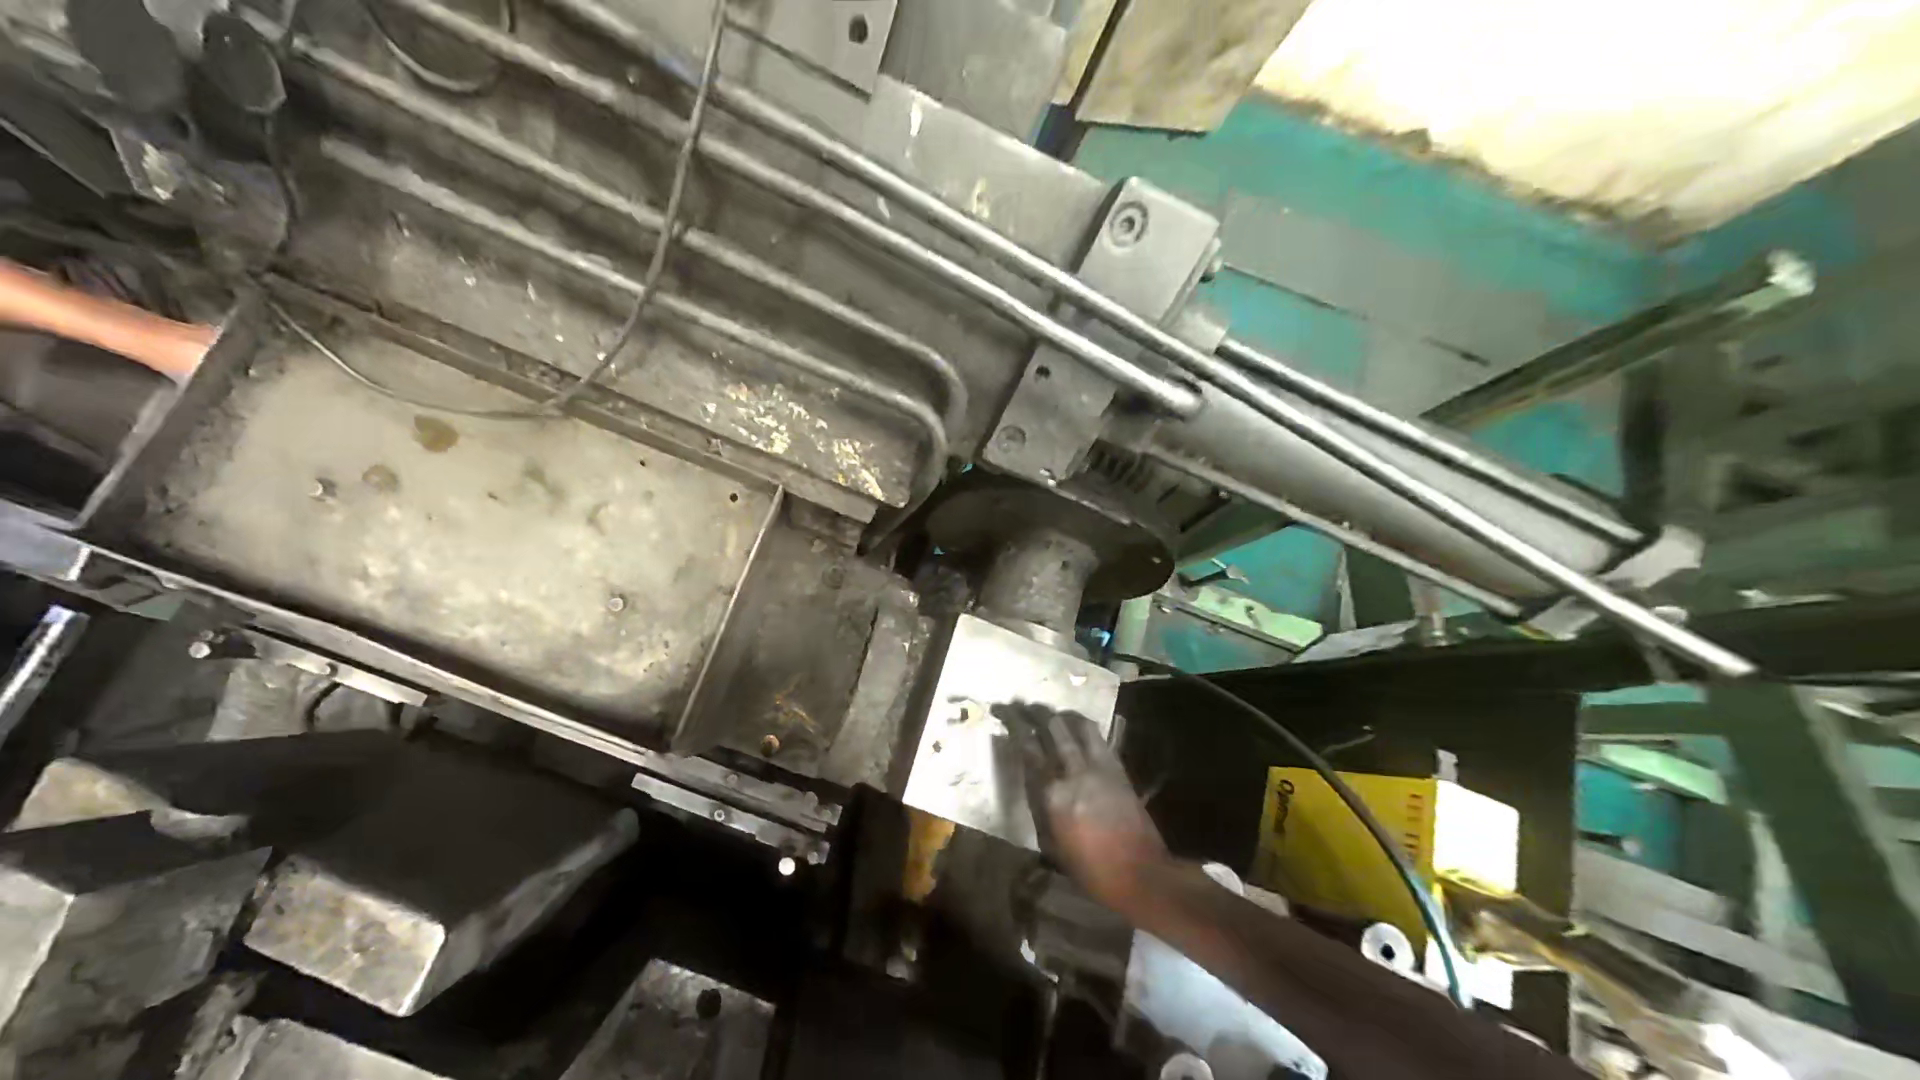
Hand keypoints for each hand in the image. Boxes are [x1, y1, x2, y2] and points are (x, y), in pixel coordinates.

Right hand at [997, 702, 1169, 915]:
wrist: (1140, 874)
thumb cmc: (1090, 869)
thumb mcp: (1051, 844)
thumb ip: (1038, 808)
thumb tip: (1034, 783)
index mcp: (1052, 794)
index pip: (1028, 746)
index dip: (1013, 723)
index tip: (1002, 710)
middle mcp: (1074, 772)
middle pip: (1053, 726)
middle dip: (1035, 711)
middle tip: (1022, 705)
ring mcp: (1099, 767)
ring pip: (1079, 725)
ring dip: (1061, 714)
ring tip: (1050, 713)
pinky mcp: (1119, 769)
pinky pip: (1099, 738)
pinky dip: (1084, 728)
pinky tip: (1078, 729)